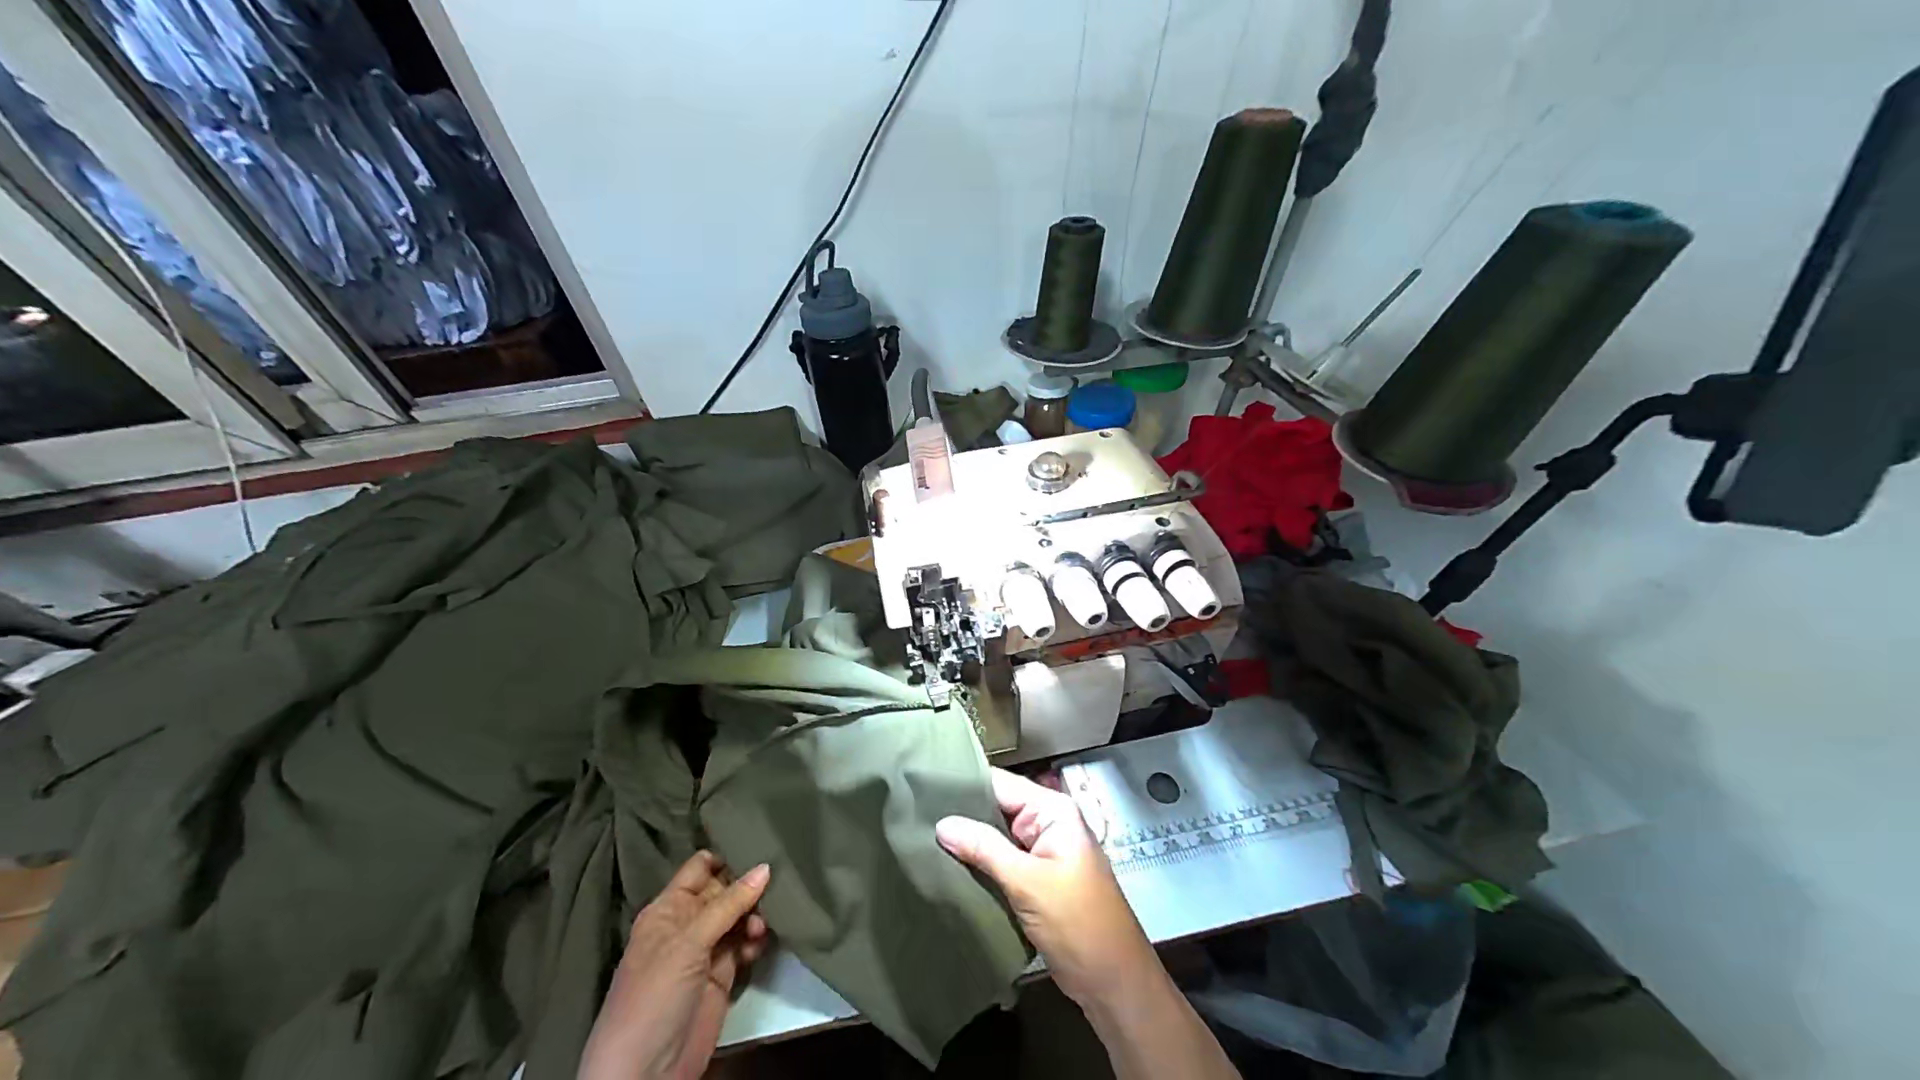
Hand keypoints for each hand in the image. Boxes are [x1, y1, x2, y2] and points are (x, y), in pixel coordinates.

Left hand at [577, 852, 770, 1079]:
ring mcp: (706, 951)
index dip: (727, 855)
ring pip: (739, 917)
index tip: (761, 842)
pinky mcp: (724, 976)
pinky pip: (745, 945)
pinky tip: (762, 941)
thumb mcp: (687, 943)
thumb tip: (766, 866)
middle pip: (725, 890)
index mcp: (668, 909)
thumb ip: (728, 904)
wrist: (645, 1074)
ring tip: (763, 923)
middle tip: (780, 878)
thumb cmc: (654, 995)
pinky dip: (757, 940)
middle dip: (750, 883)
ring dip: (756, 913)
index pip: (700, 868)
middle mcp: (688, 924)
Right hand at [934, 768, 1157, 1010]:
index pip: (1000, 784)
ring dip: (967, 841)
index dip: (964, 785)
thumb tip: (941, 824)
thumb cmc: (1078, 924)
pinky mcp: (1034, 880)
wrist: (1113, 984)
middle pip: (996, 808)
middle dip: (961, 814)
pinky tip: (945, 864)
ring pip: (995, 836)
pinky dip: (978, 863)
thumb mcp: (1028, 883)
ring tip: (921, 837)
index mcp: (1053, 811)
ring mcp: (1041, 853)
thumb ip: (984, 848)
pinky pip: (999, 861)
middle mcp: (1047, 824)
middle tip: (915, 816)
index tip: (923, 789)